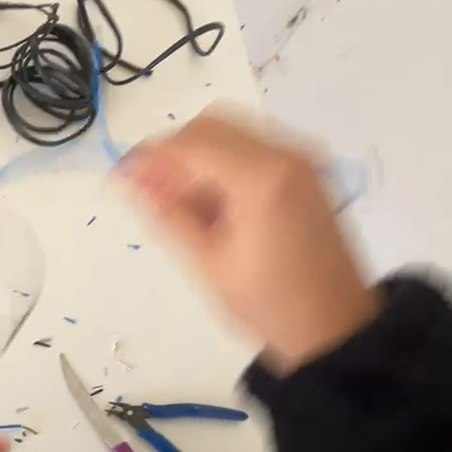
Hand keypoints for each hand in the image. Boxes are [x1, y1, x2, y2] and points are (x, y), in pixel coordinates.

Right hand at [117, 109, 378, 371]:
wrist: (334, 323)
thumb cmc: (269, 304)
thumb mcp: (208, 262)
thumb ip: (167, 213)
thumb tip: (127, 181)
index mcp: (261, 179)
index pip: (190, 144)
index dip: (147, 156)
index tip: (117, 178)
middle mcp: (285, 155)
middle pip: (209, 127)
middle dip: (169, 154)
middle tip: (144, 192)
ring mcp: (299, 159)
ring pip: (227, 132)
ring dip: (192, 158)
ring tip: (173, 202)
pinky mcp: (302, 171)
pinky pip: (248, 148)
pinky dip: (218, 164)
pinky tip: (205, 202)